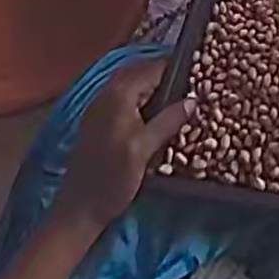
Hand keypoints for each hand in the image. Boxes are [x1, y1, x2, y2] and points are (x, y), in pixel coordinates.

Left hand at [53, 58, 193, 227]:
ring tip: (178, 93)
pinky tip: (156, 110)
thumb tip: (193, 100)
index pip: (152, 68)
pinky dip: (142, 95)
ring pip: (132, 82)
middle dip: (165, 72)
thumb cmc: (111, 179)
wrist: (78, 211)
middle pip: (141, 70)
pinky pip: (125, 95)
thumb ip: (168, 120)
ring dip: (154, 84)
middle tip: (191, 80)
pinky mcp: (99, 120)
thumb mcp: (144, 149)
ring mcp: (100, 106)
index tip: (199, 69)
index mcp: (119, 95)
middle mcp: (107, 93)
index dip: (176, 67)